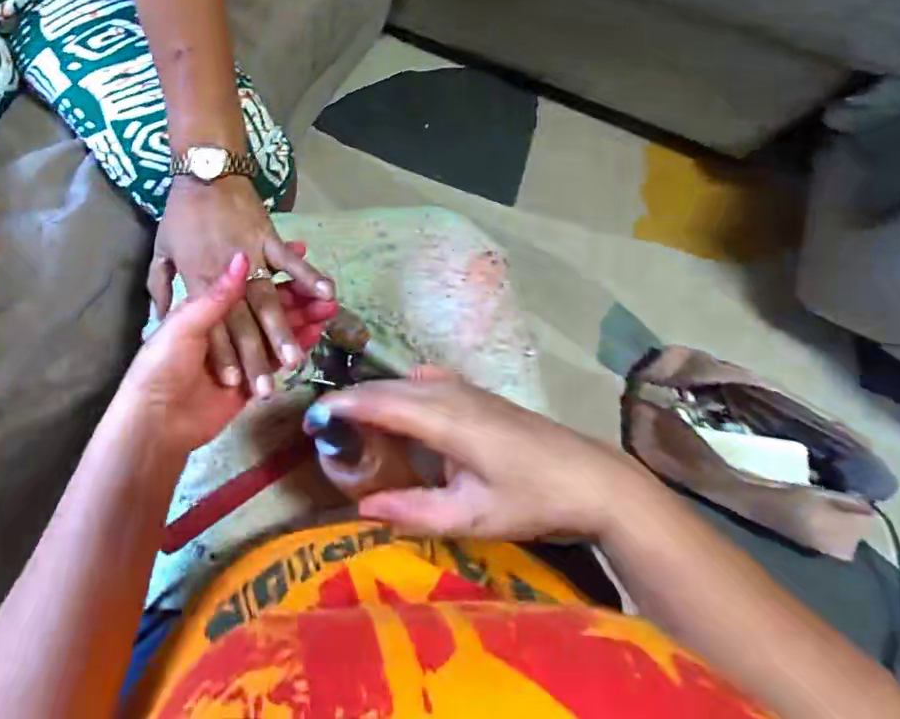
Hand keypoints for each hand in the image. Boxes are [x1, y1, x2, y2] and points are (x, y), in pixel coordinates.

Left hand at [113, 253, 338, 460]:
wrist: (154, 421)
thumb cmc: (161, 365)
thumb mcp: (185, 324)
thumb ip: (216, 295)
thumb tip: (243, 259)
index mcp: (206, 308)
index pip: (246, 282)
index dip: (272, 267)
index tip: (299, 251)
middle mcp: (225, 328)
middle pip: (266, 308)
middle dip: (295, 298)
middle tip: (323, 288)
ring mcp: (238, 356)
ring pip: (275, 332)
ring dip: (301, 320)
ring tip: (328, 309)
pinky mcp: (248, 384)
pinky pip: (276, 361)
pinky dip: (296, 347)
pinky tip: (316, 333)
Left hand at [151, 178, 334, 398]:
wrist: (202, 172)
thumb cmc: (178, 214)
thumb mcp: (159, 252)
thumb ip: (161, 287)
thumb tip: (161, 315)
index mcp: (195, 281)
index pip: (211, 327)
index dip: (223, 356)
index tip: (233, 384)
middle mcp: (223, 274)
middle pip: (243, 322)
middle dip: (259, 355)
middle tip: (276, 384)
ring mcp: (249, 256)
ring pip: (268, 301)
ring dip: (286, 328)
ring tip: (302, 353)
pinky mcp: (268, 239)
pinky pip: (289, 263)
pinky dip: (309, 277)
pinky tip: (326, 295)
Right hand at [307, 369, 657, 541]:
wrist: (590, 476)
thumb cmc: (531, 499)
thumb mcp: (471, 517)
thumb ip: (413, 511)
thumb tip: (361, 507)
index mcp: (443, 419)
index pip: (377, 402)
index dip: (340, 405)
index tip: (310, 419)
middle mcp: (447, 392)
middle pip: (383, 387)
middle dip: (348, 402)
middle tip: (321, 429)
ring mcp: (461, 386)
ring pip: (400, 383)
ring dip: (370, 397)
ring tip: (347, 424)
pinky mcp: (471, 390)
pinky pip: (419, 382)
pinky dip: (395, 393)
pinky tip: (392, 411)